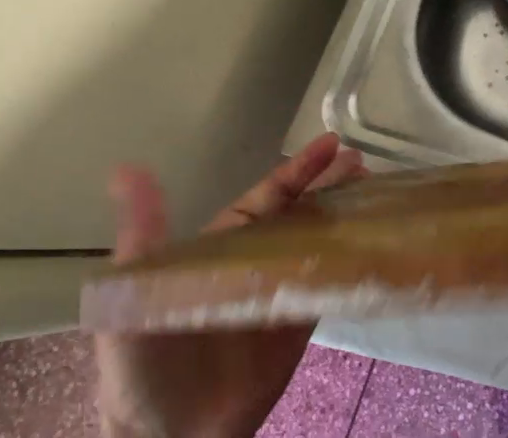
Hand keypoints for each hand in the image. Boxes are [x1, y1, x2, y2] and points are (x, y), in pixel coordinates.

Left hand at [96, 133, 366, 437]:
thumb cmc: (143, 363)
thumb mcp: (135, 291)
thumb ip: (144, 231)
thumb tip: (125, 169)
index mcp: (223, 246)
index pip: (269, 197)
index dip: (299, 170)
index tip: (332, 144)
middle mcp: (257, 261)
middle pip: (303, 213)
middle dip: (333, 186)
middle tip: (366, 164)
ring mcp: (281, 292)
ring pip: (323, 243)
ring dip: (349, 216)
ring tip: (382, 192)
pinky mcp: (299, 327)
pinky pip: (332, 287)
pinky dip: (355, 263)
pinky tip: (378, 245)